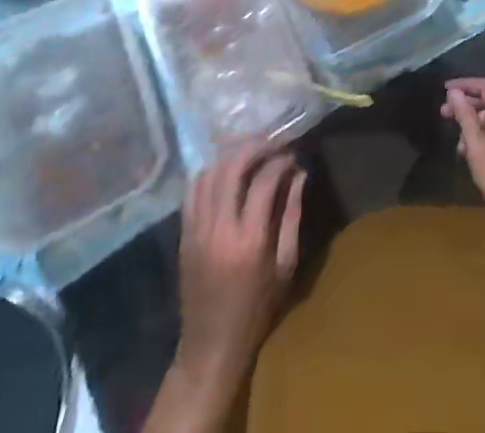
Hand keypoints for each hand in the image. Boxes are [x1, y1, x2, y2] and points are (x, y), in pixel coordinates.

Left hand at [177, 142, 306, 381]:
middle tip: (273, 142)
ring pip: (209, 173)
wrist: (212, 343)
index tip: (294, 156)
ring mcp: (196, 229)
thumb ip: (291, 215)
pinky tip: (227, 170)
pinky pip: (193, 190)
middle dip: (254, 147)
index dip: (281, 161)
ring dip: (231, 155)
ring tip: (252, 150)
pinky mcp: (184, 233)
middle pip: (231, 167)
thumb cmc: (259, 307)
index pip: (264, 181)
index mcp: (249, 240)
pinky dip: (211, 172)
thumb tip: (300, 175)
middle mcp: (219, 228)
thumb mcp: (286, 264)